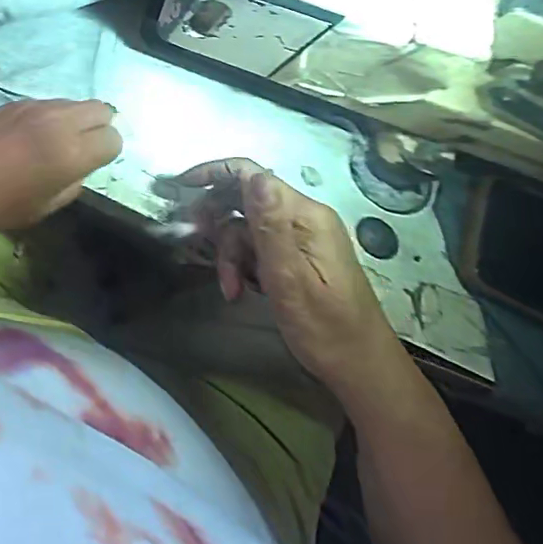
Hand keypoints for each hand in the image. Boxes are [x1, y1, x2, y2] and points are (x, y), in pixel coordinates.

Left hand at [0, 99, 122, 238]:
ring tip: (52, 147)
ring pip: (73, 103)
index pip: (113, 138)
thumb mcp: (41, 208)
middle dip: (97, 129)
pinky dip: (49, 118)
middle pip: (100, 109)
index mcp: (70, 149)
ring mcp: (32, 106)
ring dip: (73, 121)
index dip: (105, 154)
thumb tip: (79, 169)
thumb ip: (71, 184)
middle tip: (80, 153)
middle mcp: (57, 119)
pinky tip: (28, 140)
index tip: (90, 167)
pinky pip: (47, 104)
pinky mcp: (10, 102)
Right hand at [178, 158, 411, 398]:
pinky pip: (257, 246)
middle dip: (217, 222)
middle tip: (197, 242)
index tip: (180, 187)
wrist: (361, 370)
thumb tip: (255, 177)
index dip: (213, 173)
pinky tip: (241, 289)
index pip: (252, 174)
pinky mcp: (297, 255)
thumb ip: (270, 226)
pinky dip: (242, 265)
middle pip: (243, 199)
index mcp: (305, 216)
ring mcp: (301, 237)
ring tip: (230, 287)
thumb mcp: (290, 278)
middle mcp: (304, 218)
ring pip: (245, 227)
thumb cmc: (325, 328)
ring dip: (230, 254)